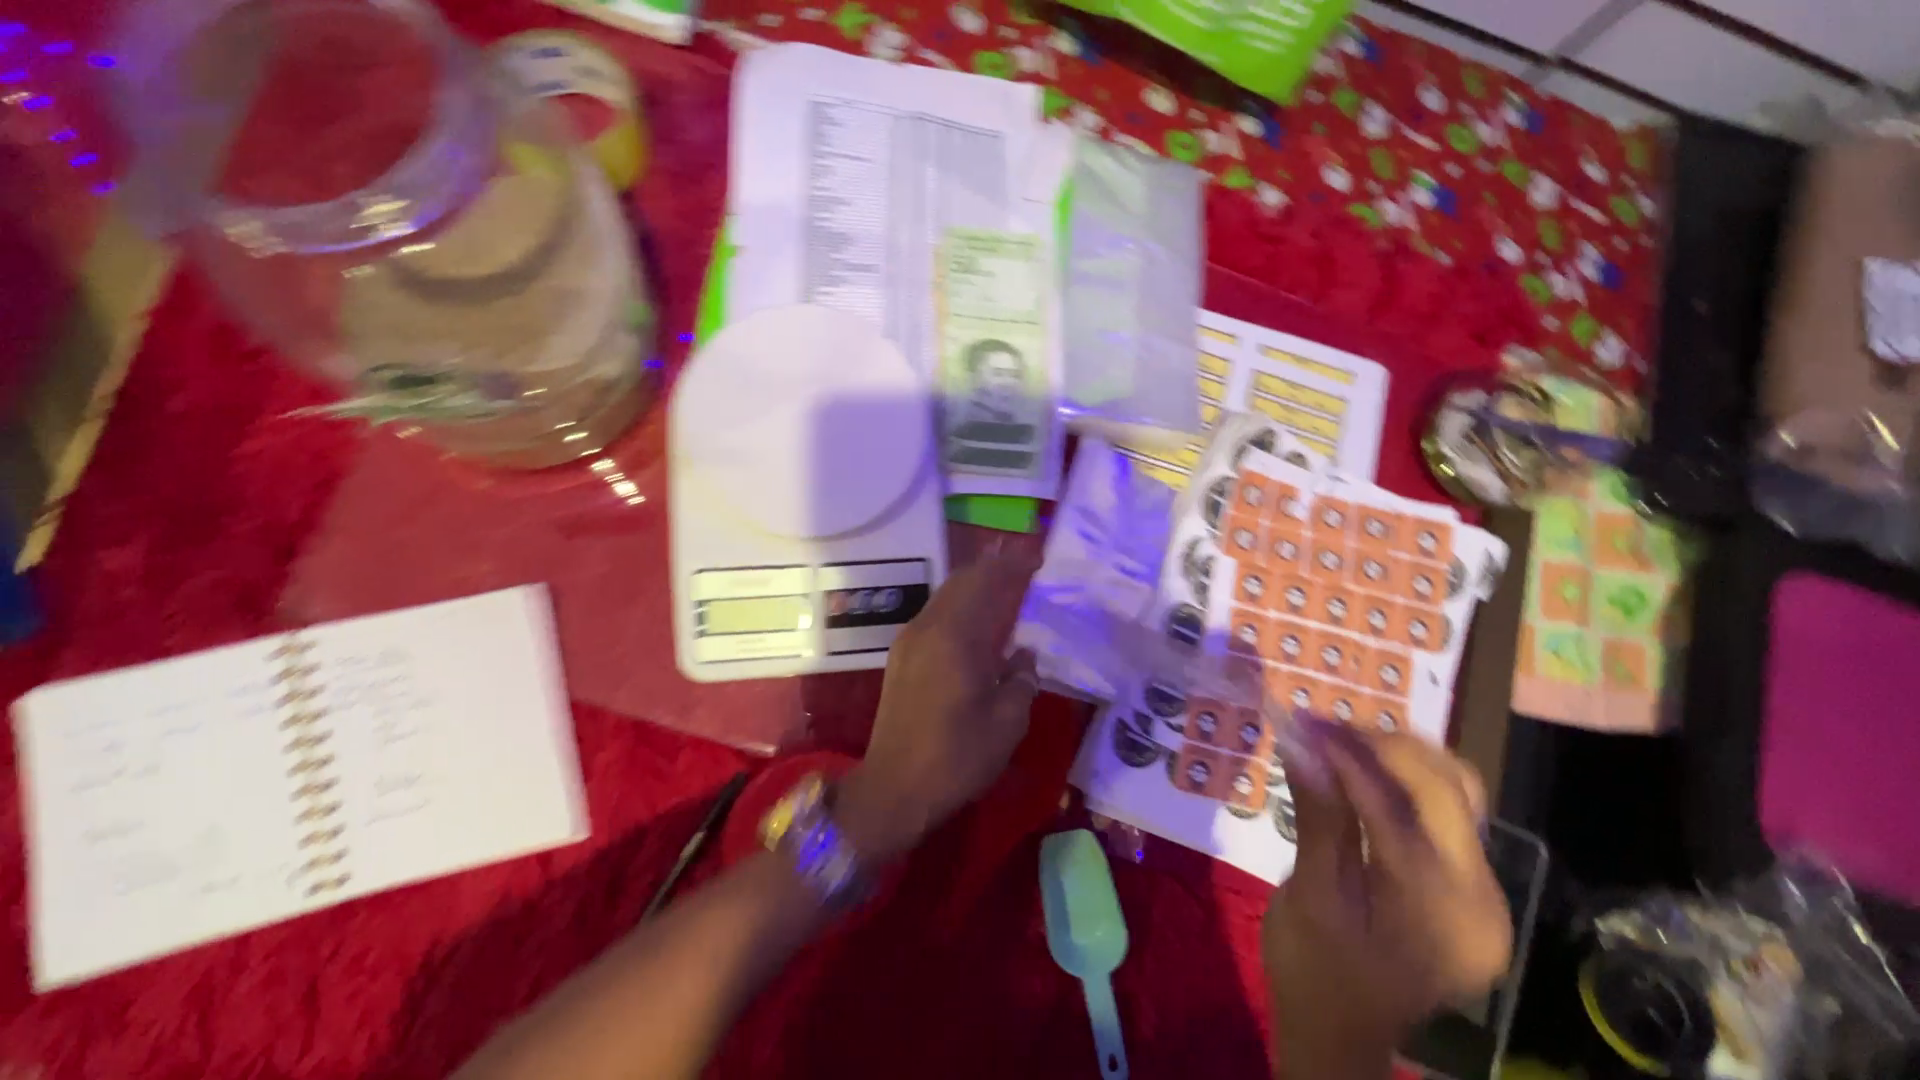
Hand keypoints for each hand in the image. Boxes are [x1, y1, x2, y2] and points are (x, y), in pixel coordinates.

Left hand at [838, 544, 1041, 861]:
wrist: (894, 789)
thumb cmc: (956, 757)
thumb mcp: (1006, 723)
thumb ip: (1021, 680)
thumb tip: (1024, 656)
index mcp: (954, 636)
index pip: (984, 582)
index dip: (1011, 565)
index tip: (1037, 556)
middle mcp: (927, 628)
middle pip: (961, 582)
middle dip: (993, 569)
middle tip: (1024, 564)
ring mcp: (909, 642)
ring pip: (946, 597)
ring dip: (975, 587)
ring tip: (1006, 585)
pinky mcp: (902, 659)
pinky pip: (937, 617)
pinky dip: (961, 608)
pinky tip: (979, 622)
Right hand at [1263, 723, 1511, 1075]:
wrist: (1339, 1033)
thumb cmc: (1314, 972)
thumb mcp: (1309, 897)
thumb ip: (1320, 817)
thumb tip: (1305, 742)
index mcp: (1444, 911)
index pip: (1405, 807)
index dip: (1354, 755)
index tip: (1308, 722)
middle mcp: (1485, 897)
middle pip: (1449, 789)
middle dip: (1383, 747)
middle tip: (1324, 727)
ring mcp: (1486, 892)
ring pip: (1458, 794)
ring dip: (1401, 758)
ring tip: (1344, 741)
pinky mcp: (1472, 886)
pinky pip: (1448, 816)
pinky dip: (1407, 784)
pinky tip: (1366, 772)